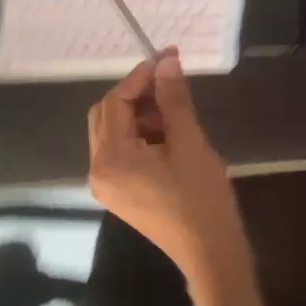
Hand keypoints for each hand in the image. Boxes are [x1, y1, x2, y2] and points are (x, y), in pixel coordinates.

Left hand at [87, 49, 244, 274]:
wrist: (208, 249)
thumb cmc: (200, 196)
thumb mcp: (190, 142)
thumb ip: (174, 100)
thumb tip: (167, 61)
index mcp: (110, 158)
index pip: (115, 103)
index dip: (140, 76)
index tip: (169, 56)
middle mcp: (97, 170)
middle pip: (107, 116)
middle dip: (137, 92)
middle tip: (172, 78)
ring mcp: (107, 184)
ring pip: (115, 132)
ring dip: (141, 112)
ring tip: (177, 107)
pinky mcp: (121, 192)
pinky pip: (123, 151)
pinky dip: (143, 133)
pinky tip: (171, 132)